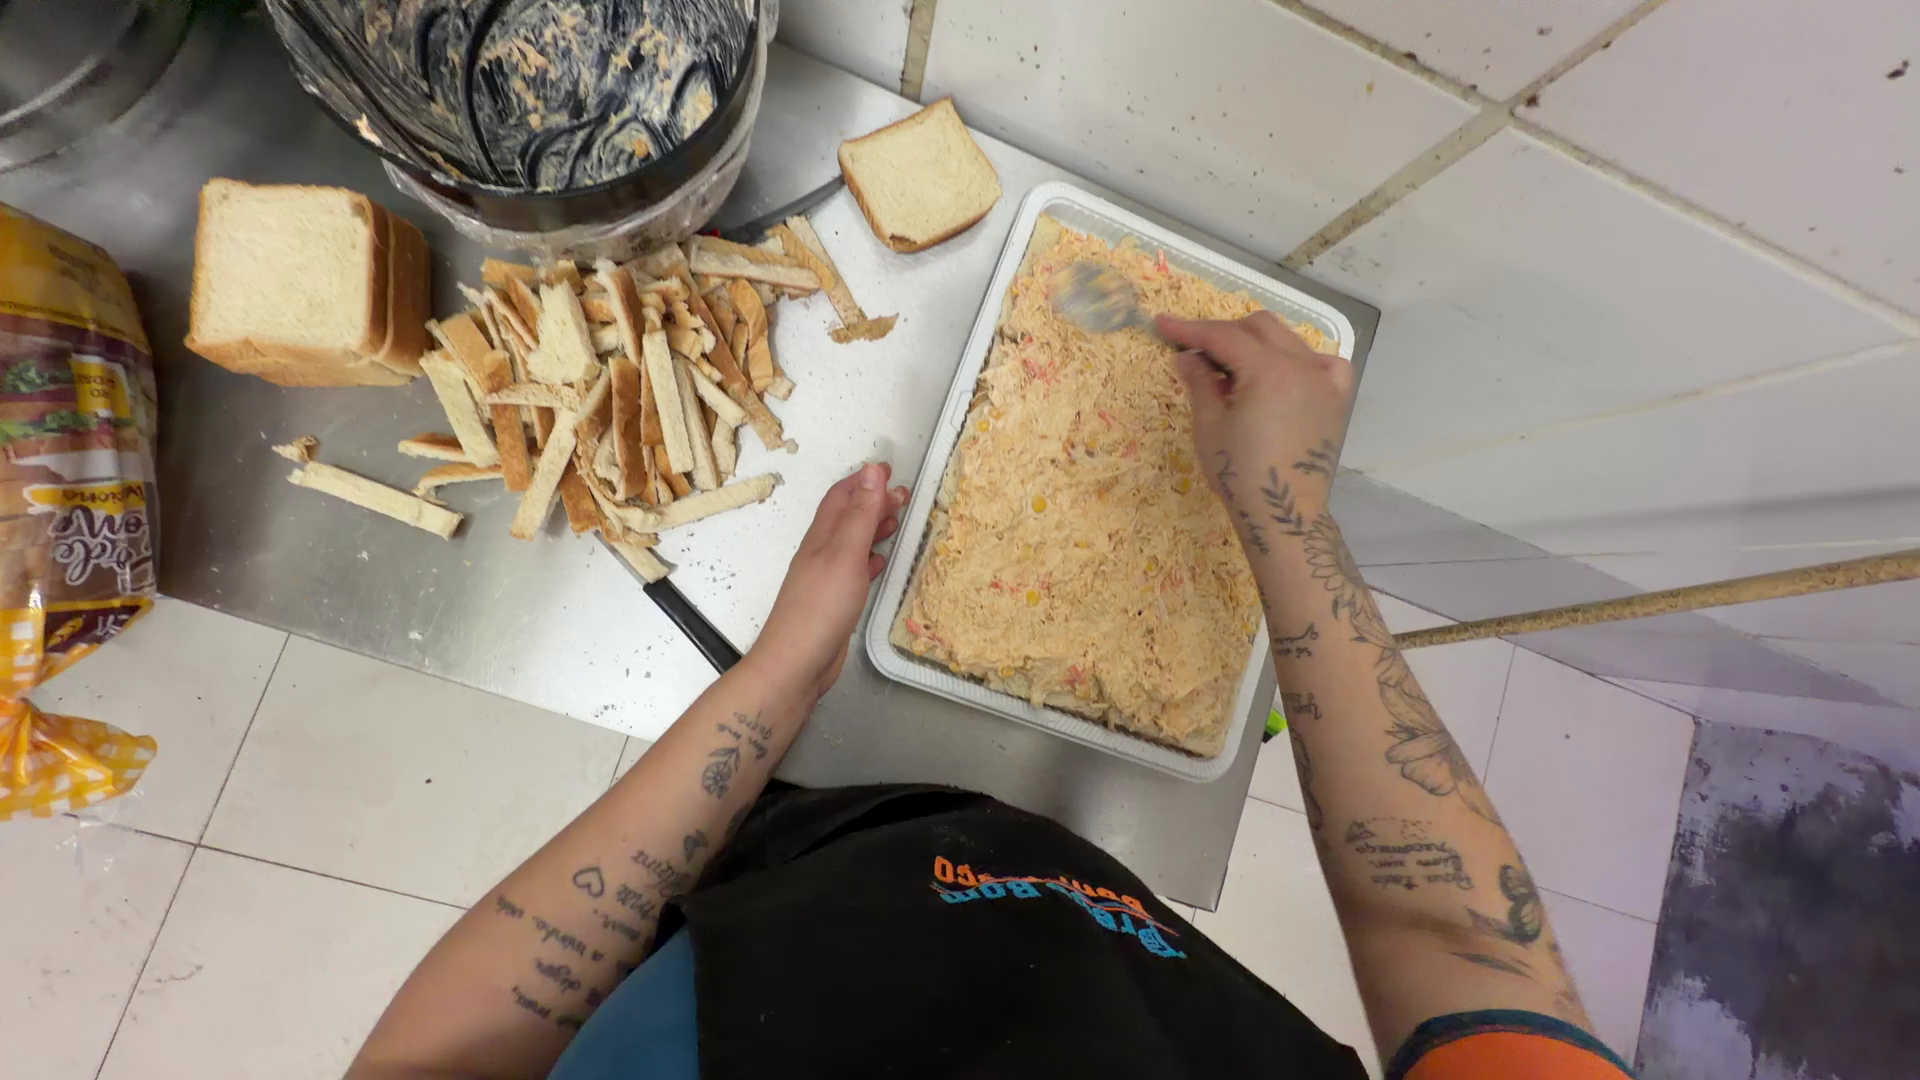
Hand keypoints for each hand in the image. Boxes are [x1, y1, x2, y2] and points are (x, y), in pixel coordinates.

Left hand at [748, 462, 907, 697]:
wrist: (796, 663)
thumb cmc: (821, 607)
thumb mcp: (844, 553)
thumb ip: (860, 513)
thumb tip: (871, 470)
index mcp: (822, 536)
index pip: (842, 496)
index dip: (864, 480)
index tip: (889, 470)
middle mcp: (822, 552)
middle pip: (847, 516)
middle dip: (873, 501)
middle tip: (903, 496)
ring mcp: (827, 578)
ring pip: (852, 542)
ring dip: (873, 527)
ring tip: (897, 521)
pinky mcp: (835, 601)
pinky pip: (855, 569)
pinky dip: (870, 558)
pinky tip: (880, 561)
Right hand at [1158, 312, 1353, 519]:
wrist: (1284, 512)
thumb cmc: (1239, 472)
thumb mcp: (1210, 426)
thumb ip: (1200, 382)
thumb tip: (1187, 356)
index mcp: (1269, 370)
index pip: (1224, 336)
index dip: (1190, 329)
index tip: (1162, 323)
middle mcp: (1303, 364)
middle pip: (1258, 328)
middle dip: (1223, 333)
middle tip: (1195, 352)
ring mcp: (1326, 378)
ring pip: (1287, 340)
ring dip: (1255, 345)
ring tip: (1231, 371)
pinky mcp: (1337, 396)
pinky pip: (1319, 361)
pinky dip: (1295, 359)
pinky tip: (1280, 374)